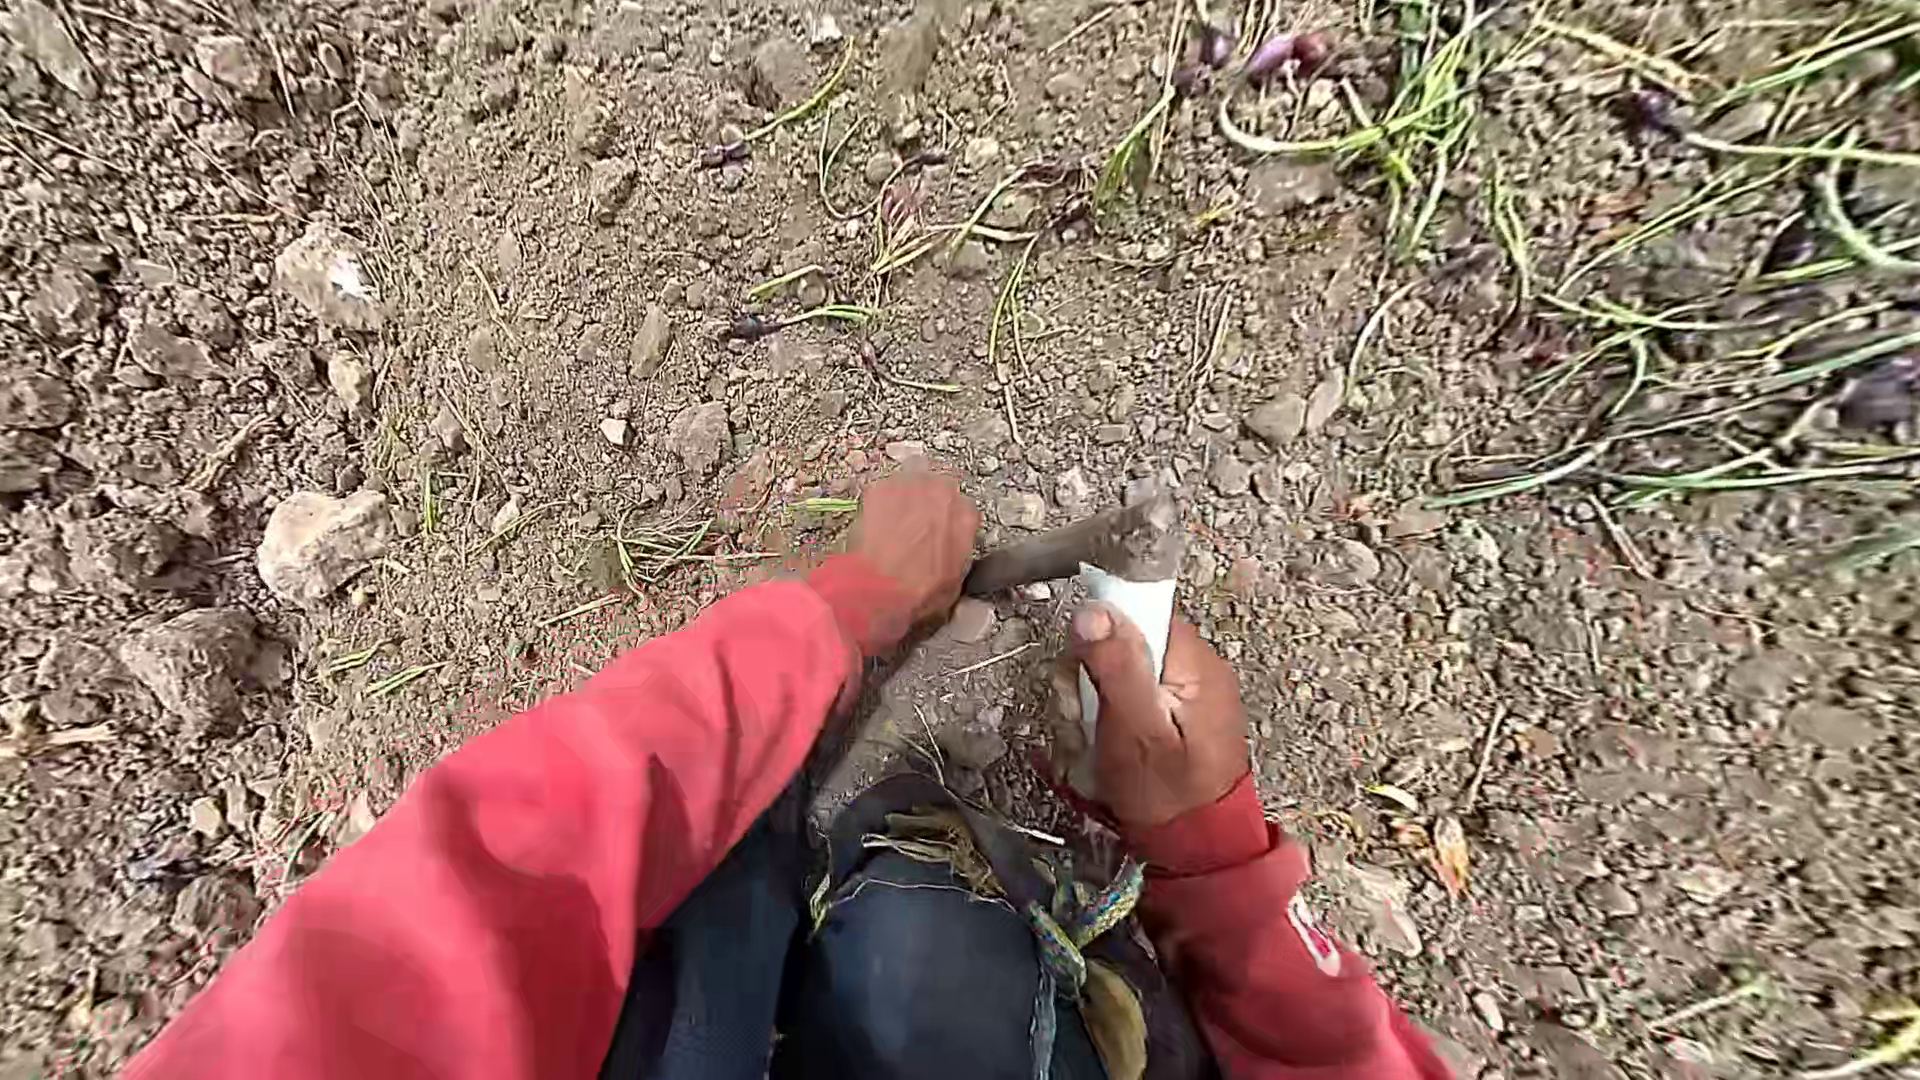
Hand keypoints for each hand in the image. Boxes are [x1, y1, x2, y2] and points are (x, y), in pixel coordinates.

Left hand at [846, 465, 979, 627]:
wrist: (879, 587)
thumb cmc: (916, 589)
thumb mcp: (955, 582)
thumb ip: (959, 555)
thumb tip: (952, 557)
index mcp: (965, 517)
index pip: (964, 508)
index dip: (950, 521)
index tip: (940, 531)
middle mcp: (942, 494)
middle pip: (939, 488)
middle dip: (929, 504)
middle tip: (916, 527)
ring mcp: (910, 486)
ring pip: (911, 484)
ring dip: (906, 500)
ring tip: (894, 526)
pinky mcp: (881, 488)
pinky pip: (884, 490)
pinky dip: (881, 503)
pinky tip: (877, 524)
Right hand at [1071, 605, 1248, 829]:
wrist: (1196, 852)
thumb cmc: (1165, 793)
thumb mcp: (1135, 729)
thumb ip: (1117, 667)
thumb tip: (1093, 610)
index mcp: (1195, 662)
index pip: (1142, 609)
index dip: (1106, 630)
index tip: (1088, 667)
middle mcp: (1197, 666)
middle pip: (1129, 636)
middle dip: (1097, 670)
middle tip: (1090, 712)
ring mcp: (1188, 689)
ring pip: (1125, 663)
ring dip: (1099, 693)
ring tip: (1098, 731)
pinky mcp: (1177, 710)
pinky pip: (1133, 688)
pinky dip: (1113, 708)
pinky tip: (1110, 736)